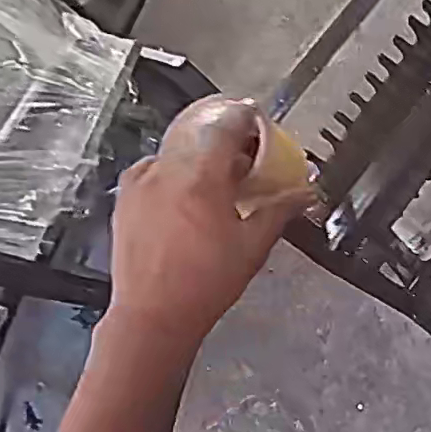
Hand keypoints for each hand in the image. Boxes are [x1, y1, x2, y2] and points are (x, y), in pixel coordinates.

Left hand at [108, 95, 313, 345]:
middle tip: (245, 159)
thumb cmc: (205, 284)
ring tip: (219, 185)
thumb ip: (279, 211)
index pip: (225, 124)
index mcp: (200, 179)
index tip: (259, 121)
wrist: (153, 315)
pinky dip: (176, 174)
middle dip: (226, 139)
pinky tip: (188, 201)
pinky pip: (156, 170)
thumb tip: (304, 194)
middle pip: (199, 132)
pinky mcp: (126, 197)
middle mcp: (165, 171)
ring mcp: (140, 182)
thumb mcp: (252, 247)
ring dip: (201, 157)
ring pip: (177, 151)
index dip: (245, 117)